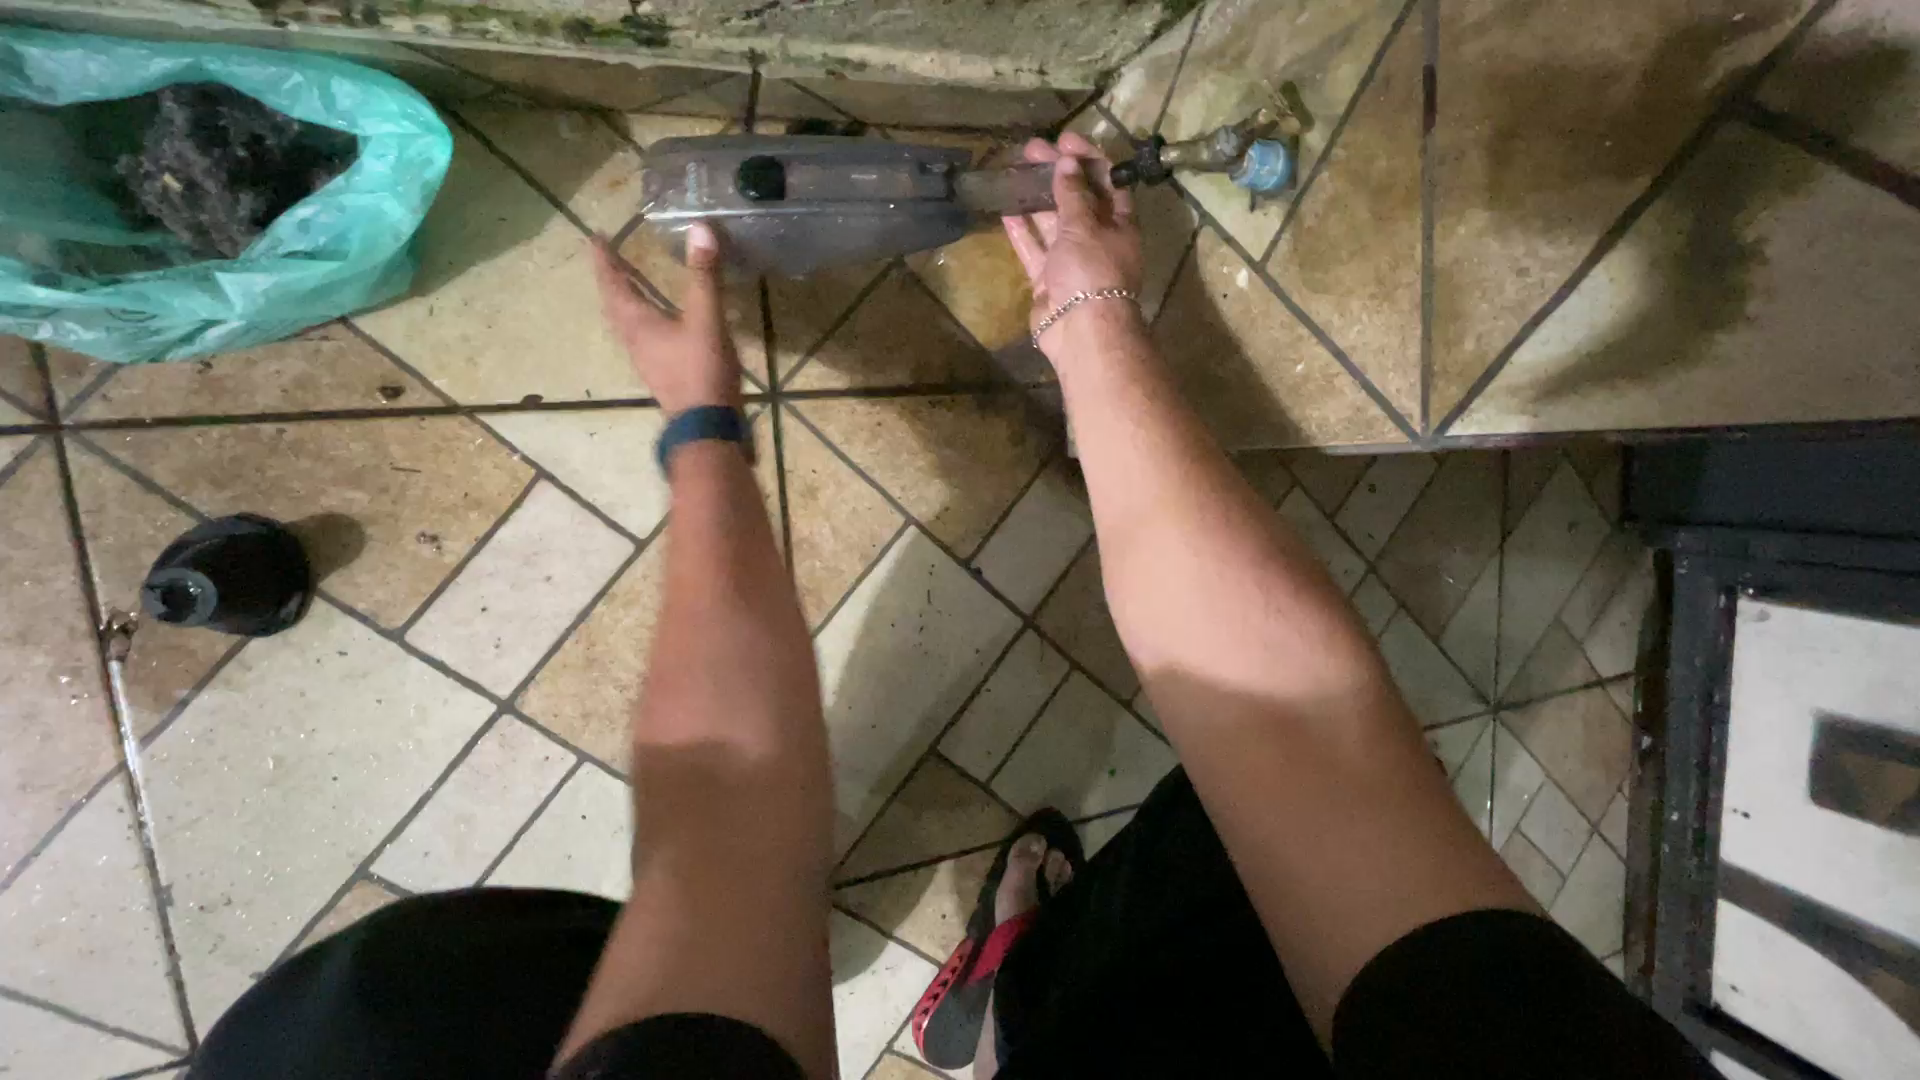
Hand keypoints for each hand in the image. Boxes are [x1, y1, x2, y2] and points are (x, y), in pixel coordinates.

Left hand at [591, 222, 740, 413]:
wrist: (706, 425)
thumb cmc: (701, 370)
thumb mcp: (706, 319)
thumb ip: (704, 276)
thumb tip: (700, 228)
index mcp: (637, 322)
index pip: (613, 283)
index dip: (604, 259)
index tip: (595, 238)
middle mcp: (634, 340)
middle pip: (614, 304)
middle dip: (612, 280)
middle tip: (610, 259)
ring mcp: (647, 360)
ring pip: (627, 324)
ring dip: (626, 302)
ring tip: (632, 287)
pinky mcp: (662, 374)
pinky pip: (644, 339)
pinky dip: (646, 322)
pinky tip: (661, 325)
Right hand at [1001, 133, 1145, 357]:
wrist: (1080, 329)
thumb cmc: (1092, 270)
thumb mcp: (1085, 225)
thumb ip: (1072, 194)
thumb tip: (1067, 163)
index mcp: (1120, 224)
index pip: (1108, 182)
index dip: (1088, 158)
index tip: (1065, 140)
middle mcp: (1098, 240)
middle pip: (1077, 200)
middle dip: (1057, 174)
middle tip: (1032, 150)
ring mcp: (1071, 261)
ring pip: (1053, 223)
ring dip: (1036, 198)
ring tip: (1016, 171)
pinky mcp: (1048, 280)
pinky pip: (1034, 249)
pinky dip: (1022, 230)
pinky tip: (1006, 208)